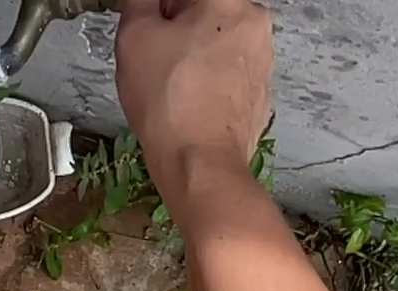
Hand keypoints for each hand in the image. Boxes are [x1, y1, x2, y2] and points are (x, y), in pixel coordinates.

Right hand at [115, 0, 271, 196]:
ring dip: (194, 64)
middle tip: (157, 71)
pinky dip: (208, 91)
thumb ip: (139, 2)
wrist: (200, 166)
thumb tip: (146, 3)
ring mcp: (262, 64)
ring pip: (216, 52)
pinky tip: (190, 112)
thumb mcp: (134, 37)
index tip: (148, 41)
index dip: (157, 16)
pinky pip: (227, 83)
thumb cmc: (167, 102)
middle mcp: (255, 23)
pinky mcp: (259, 99)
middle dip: (178, 39)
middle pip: (203, 18)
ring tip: (173, 96)